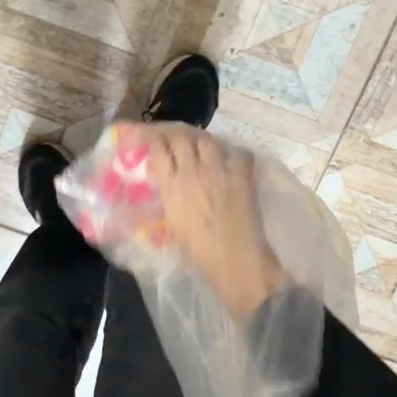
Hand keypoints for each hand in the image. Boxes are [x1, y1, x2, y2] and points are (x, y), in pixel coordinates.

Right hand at [122, 122, 288, 316]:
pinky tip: (231, 160)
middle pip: (181, 137)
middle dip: (176, 136)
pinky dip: (233, 153)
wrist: (234, 260)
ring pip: (206, 140)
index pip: (158, 149)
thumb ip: (169, 198)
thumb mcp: (172, 222)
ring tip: (202, 147)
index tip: (155, 143)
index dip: (155, 142)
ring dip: (201, 141)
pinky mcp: (242, 175)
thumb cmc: (198, 252)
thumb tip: (169, 186)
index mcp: (172, 186)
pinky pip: (237, 153)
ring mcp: (219, 170)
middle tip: (177, 141)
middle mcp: (193, 171)